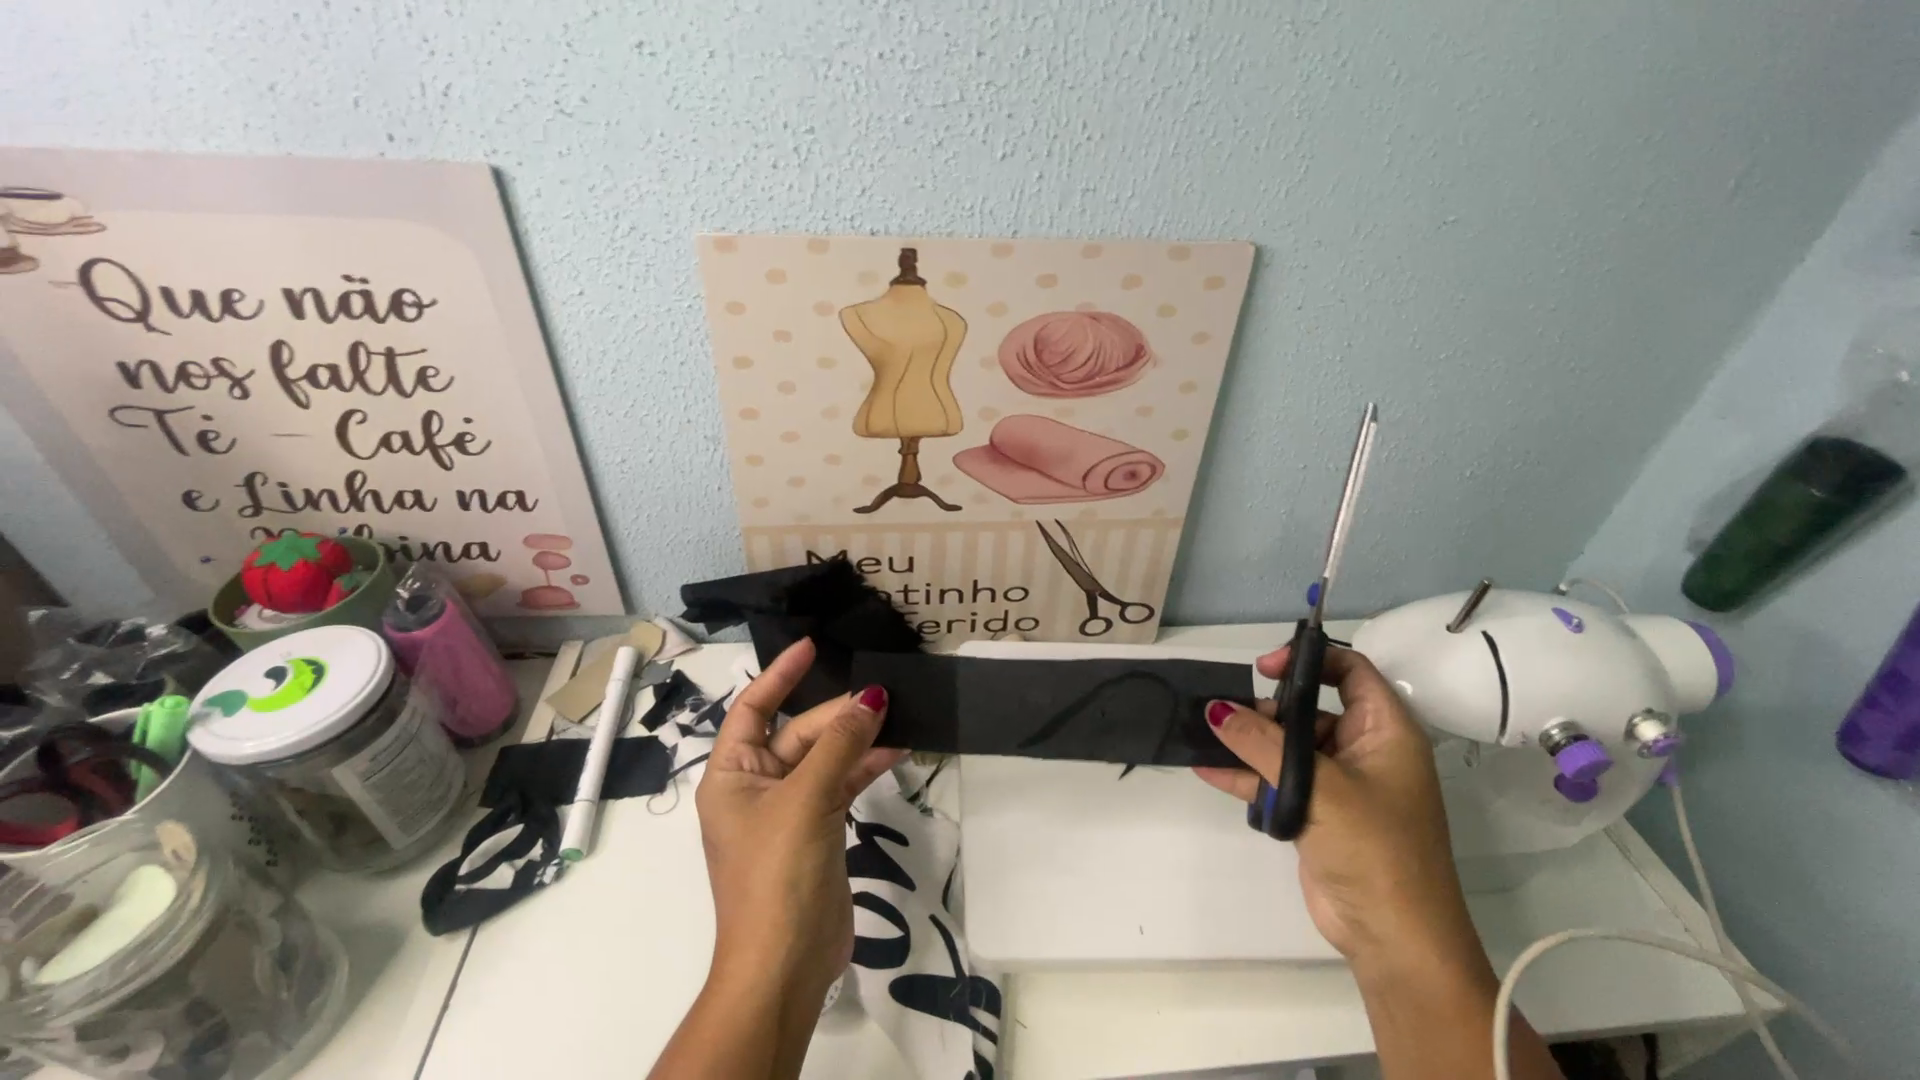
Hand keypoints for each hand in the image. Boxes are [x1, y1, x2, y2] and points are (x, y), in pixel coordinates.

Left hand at [696, 638, 905, 1002]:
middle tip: (881, 697)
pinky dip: (865, 768)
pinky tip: (897, 750)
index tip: (813, 647)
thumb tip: (871, 697)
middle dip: (836, 714)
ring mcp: (788, 811)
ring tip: (897, 716)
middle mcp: (755, 787)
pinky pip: (841, 785)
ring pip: (824, 759)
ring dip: (857, 740)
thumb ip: (839, 745)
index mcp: (731, 775)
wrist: (784, 963)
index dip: (780, 675)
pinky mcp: (817, 832)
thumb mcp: (805, 800)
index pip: (753, 709)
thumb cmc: (777, 874)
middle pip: (797, 733)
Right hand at [1193, 645, 1479, 969]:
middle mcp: (1363, 751)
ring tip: (1205, 736)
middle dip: (1266, 709)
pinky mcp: (1316, 815)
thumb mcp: (1319, 786)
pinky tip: (1207, 769)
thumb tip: (1216, 709)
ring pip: (1286, 747)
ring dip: (1248, 743)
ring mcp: (1338, 786)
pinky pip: (1275, 782)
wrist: (1394, 937)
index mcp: (1385, 732)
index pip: (1350, 671)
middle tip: (1226, 715)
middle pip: (1309, 710)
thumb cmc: (1374, 848)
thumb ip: (1263, 745)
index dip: (1309, 660)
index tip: (1264, 669)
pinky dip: (1245, 776)